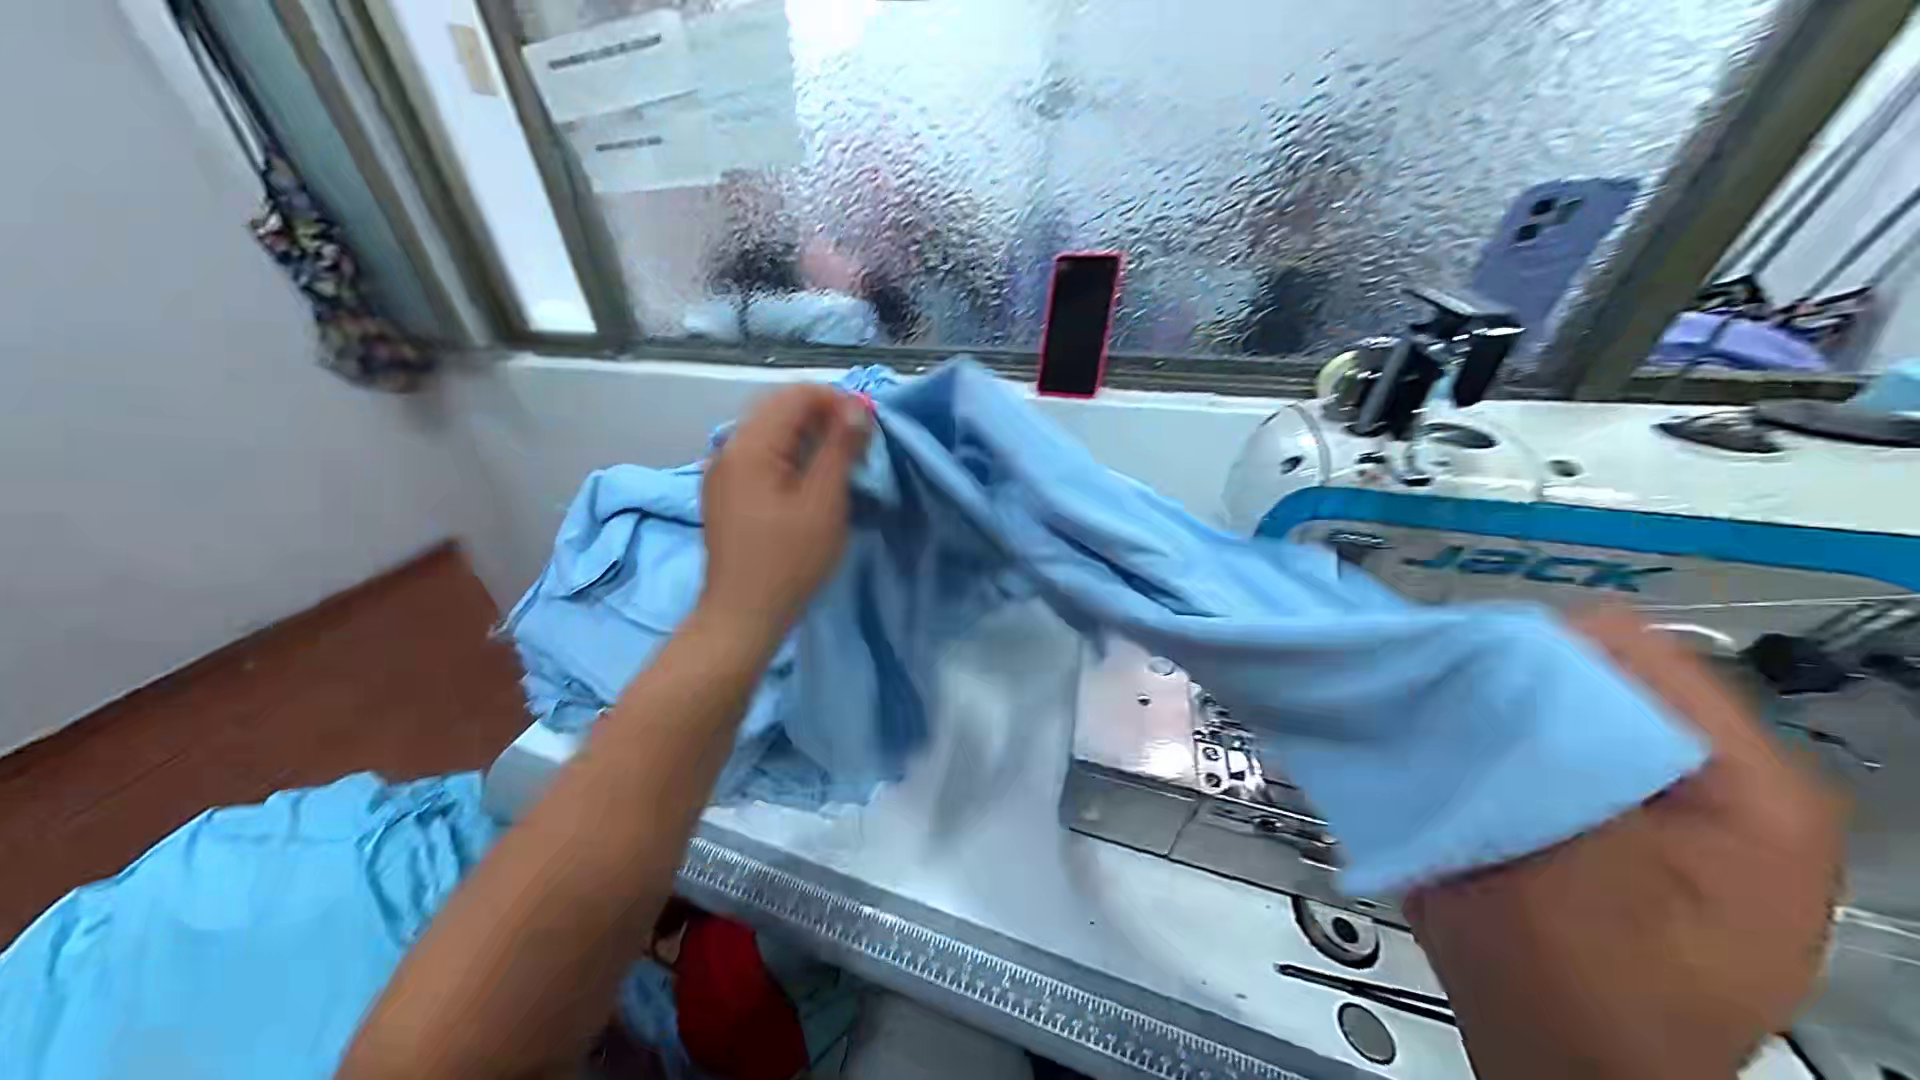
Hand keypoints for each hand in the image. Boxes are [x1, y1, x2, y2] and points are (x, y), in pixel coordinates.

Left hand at [699, 384, 869, 645]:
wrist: (742, 615)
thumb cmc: (789, 561)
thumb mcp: (824, 502)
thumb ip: (840, 448)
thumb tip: (857, 407)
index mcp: (749, 445)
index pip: (796, 395)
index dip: (837, 401)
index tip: (868, 428)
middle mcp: (729, 448)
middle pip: (780, 409)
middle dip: (823, 417)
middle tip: (858, 446)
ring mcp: (722, 471)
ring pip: (771, 432)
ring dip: (808, 437)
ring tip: (840, 464)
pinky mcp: (726, 492)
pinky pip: (761, 456)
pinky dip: (790, 457)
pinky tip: (810, 482)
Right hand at [1405, 608, 1844, 1079]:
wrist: (1560, 1067)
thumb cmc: (1585, 978)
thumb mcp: (1580, 860)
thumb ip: (1550, 750)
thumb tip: (1490, 653)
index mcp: (1736, 781)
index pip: (1629, 649)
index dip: (1533, 646)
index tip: (1455, 669)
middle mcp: (1693, 776)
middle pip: (1581, 677)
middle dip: (1499, 680)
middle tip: (1430, 703)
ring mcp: (1632, 796)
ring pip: (1541, 710)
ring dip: (1481, 713)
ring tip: (1425, 730)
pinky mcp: (1578, 814)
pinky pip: (1520, 746)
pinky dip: (1475, 742)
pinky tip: (1436, 760)